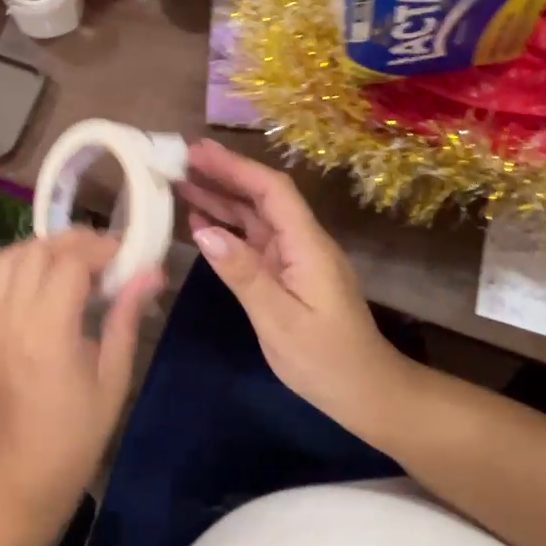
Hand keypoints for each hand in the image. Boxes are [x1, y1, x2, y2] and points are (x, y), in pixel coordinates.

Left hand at [0, 230, 161, 514]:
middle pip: (39, 250)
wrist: (25, 467)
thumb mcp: (114, 378)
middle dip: (75, 240)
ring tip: (73, 260)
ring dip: (43, 247)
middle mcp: (15, 316)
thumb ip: (127, 318)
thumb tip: (152, 272)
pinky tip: (39, 276)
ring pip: (11, 256)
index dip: (100, 248)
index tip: (127, 253)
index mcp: (49, 330)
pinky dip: (14, 264)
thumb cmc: (77, 430)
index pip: (70, 262)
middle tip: (105, 253)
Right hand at [178, 140, 415, 437]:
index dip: (235, 167)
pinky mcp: (287, 274)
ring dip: (221, 198)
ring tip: (180, 183)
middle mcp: (302, 241)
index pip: (271, 190)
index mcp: (307, 245)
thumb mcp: (280, 321)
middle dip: (223, 174)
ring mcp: (295, 257)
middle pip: (261, 196)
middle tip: (179, 159)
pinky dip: (227, 227)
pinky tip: (200, 223)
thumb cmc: (326, 360)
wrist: (366, 393)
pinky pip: (254, 240)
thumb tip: (204, 232)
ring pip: (255, 216)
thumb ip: (244, 274)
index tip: (197, 151)